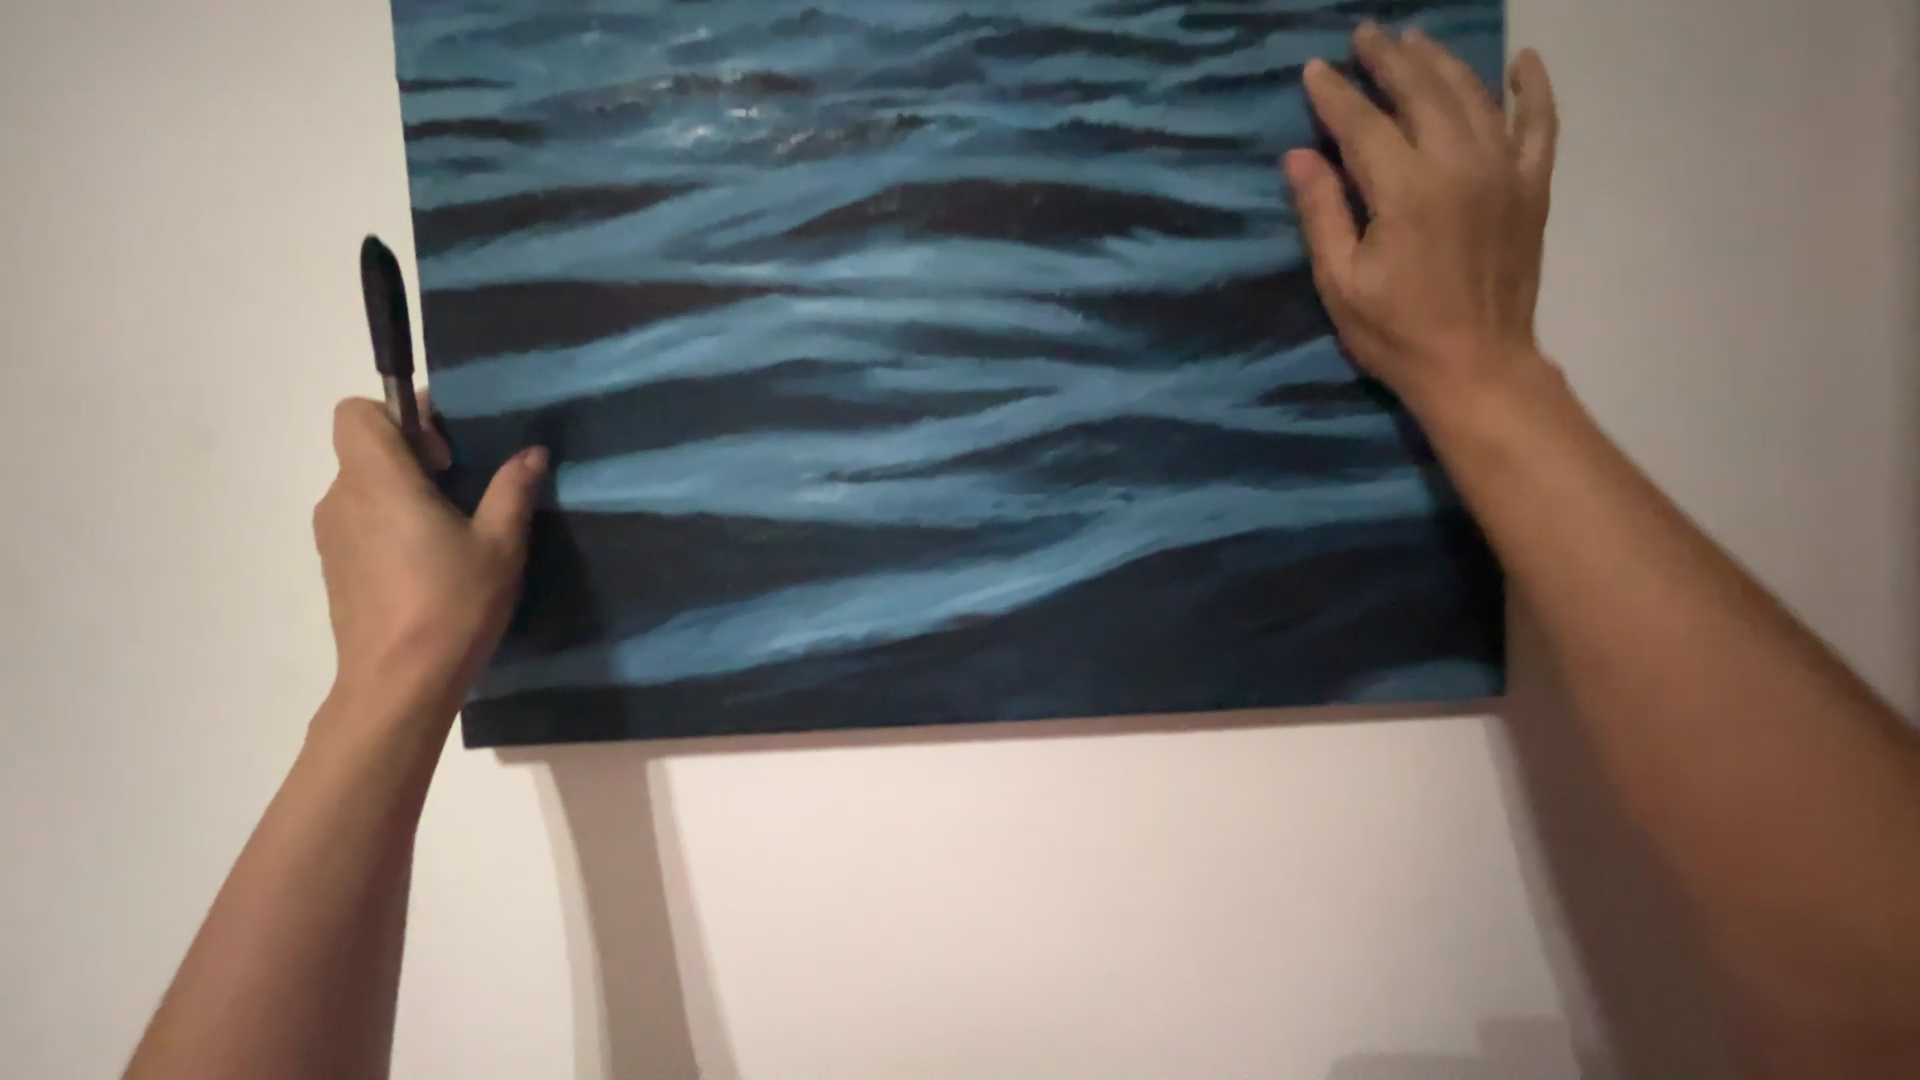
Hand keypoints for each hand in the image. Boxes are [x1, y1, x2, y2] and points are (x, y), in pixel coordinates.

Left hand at [312, 398, 546, 734]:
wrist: (399, 681)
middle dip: (413, 452)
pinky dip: (391, 519)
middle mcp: (342, 497)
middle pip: (365, 447)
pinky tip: (429, 561)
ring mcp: (332, 533)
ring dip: (404, 488)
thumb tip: (531, 452)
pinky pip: (360, 517)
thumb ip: (512, 489)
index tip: (447, 451)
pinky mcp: (335, 563)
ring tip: (451, 530)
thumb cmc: (453, 604)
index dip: (402, 415)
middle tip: (463, 488)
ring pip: (363, 484)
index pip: (357, 412)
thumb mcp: (500, 544)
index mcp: (379, 482)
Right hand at [1284, 23, 1559, 417]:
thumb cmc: (1395, 333)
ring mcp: (1504, 170)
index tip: (1313, 70)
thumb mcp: (1339, 283)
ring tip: (1415, 41)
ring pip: (1474, 94)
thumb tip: (1299, 156)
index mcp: (1406, 191)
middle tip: (1365, 35)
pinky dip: (1531, 87)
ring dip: (1442, 61)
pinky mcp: (1532, 186)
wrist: (1476, 366)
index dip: (1335, 95)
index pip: (1363, 124)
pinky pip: (1540, 121)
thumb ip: (1321, 213)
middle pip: (1422, 92)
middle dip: (1389, 59)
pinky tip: (1521, 62)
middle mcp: (1459, 164)